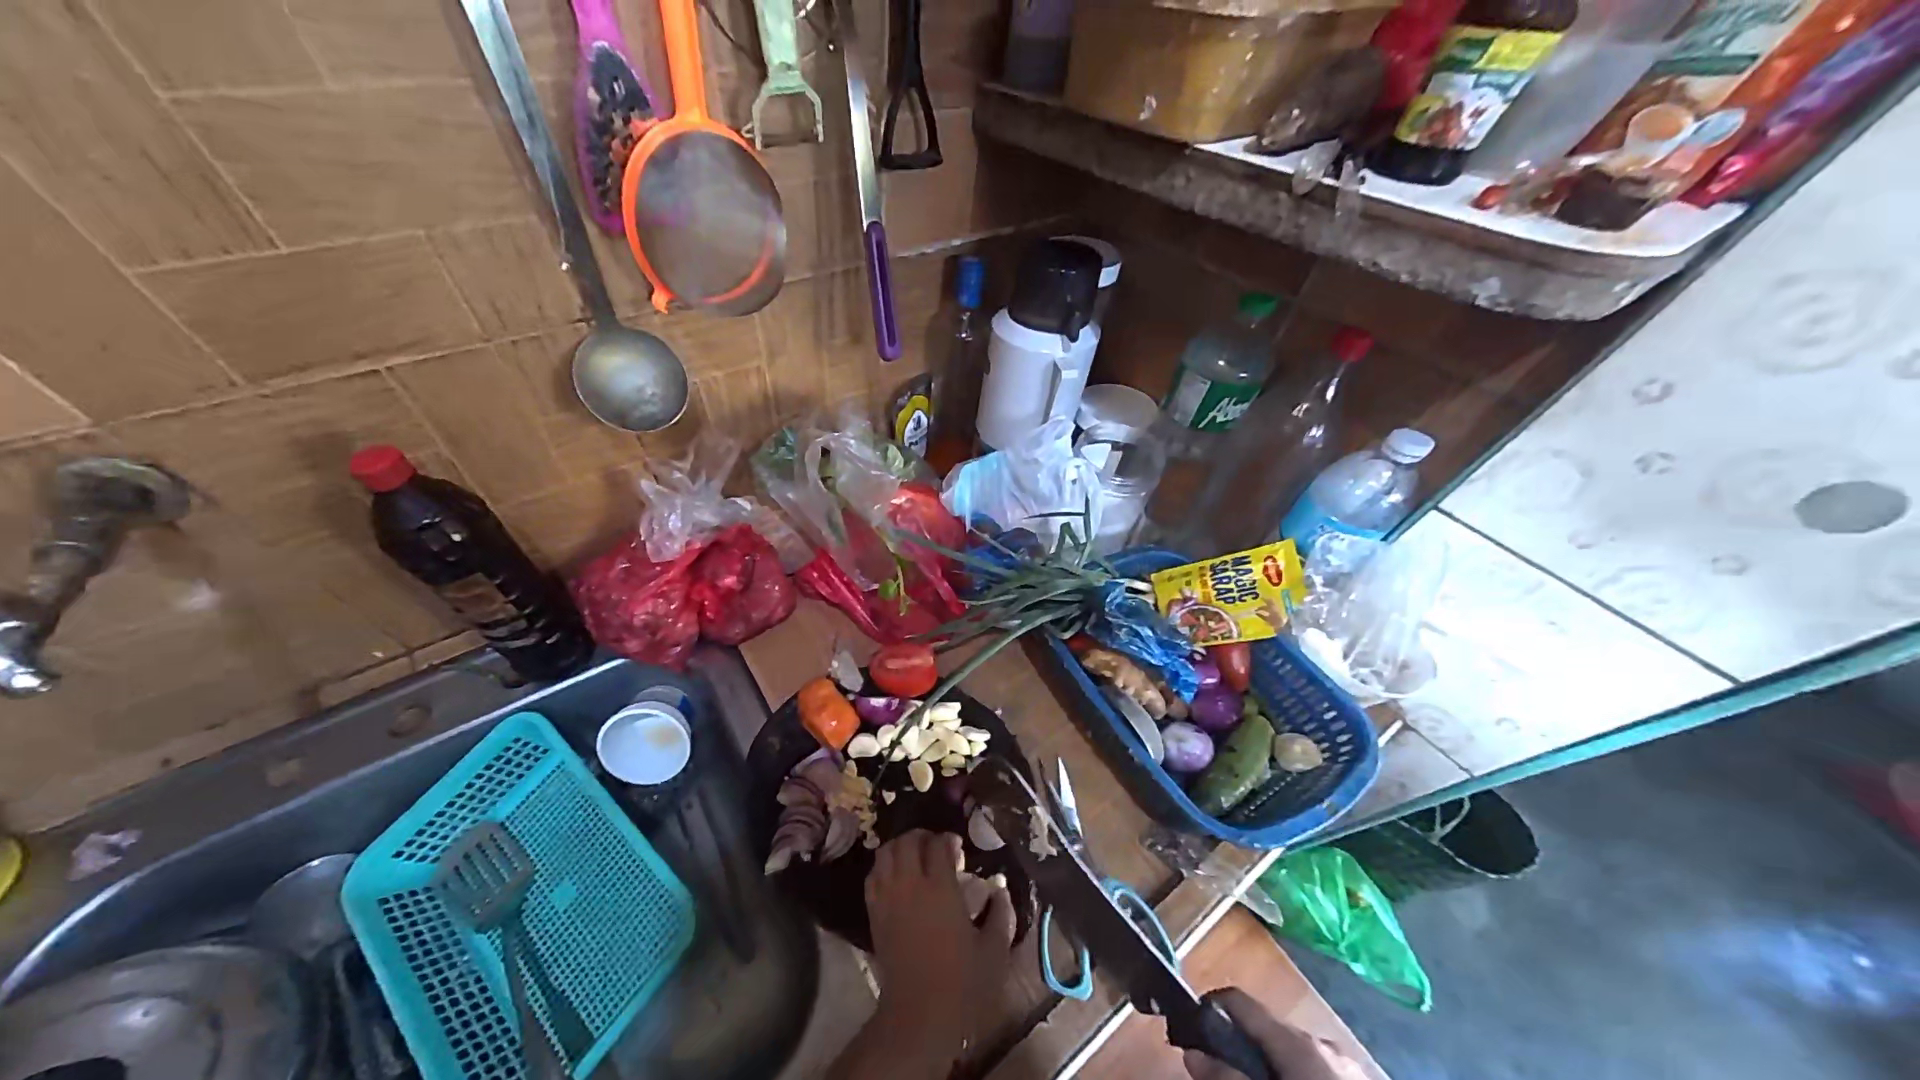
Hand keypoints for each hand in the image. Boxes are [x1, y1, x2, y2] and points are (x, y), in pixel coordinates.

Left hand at [865, 829, 1015, 1061]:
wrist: (918, 1015)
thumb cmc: (961, 983)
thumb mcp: (993, 950)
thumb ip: (1001, 914)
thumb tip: (1000, 891)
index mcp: (940, 888)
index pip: (938, 844)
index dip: (949, 840)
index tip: (959, 850)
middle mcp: (910, 884)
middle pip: (908, 841)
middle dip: (923, 837)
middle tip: (937, 848)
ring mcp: (888, 897)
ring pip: (886, 852)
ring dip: (901, 847)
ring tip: (916, 858)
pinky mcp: (874, 913)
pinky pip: (873, 875)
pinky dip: (884, 866)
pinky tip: (898, 878)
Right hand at [1183, 988, 1365, 1079]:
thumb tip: (1192, 1053)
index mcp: (1297, 1042)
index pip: (1239, 1000)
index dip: (1210, 1009)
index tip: (1192, 1033)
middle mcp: (1323, 1044)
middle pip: (1266, 1032)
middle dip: (1242, 1052)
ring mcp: (1349, 1069)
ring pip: (1293, 1058)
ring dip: (1271, 1072)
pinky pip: (1319, 1075)